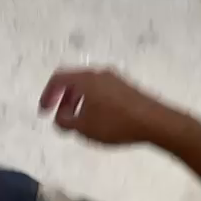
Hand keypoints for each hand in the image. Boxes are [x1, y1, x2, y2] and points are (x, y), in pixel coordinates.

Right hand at [38, 68, 181, 146]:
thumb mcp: (84, 127)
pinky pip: (102, 91)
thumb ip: (65, 122)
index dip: (47, 94)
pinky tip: (99, 120)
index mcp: (86, 79)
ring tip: (79, 122)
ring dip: (78, 102)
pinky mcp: (127, 88)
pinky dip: (92, 102)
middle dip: (63, 99)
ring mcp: (115, 79)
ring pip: (89, 86)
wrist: (156, 122)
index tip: (45, 111)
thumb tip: (59, 118)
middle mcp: (99, 73)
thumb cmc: (115, 123)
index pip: (59, 79)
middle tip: (62, 117)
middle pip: (74, 81)